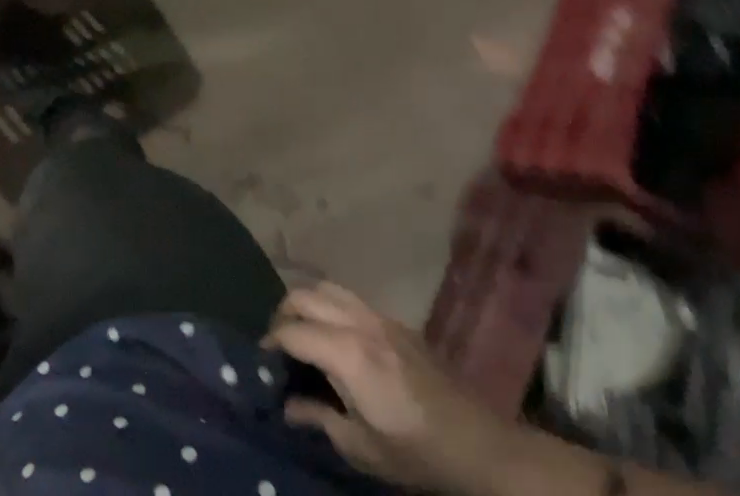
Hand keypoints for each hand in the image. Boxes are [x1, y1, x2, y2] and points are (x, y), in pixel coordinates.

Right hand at [263, 283, 520, 494]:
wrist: (478, 445)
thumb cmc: (413, 449)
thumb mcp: (358, 446)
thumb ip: (317, 418)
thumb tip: (289, 406)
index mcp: (347, 353)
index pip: (292, 331)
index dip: (270, 342)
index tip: (261, 360)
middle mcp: (362, 324)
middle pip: (306, 296)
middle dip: (284, 313)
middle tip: (278, 343)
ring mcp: (383, 319)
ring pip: (331, 288)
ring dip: (309, 303)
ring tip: (305, 332)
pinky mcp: (400, 325)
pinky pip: (354, 301)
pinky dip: (334, 308)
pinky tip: (338, 339)